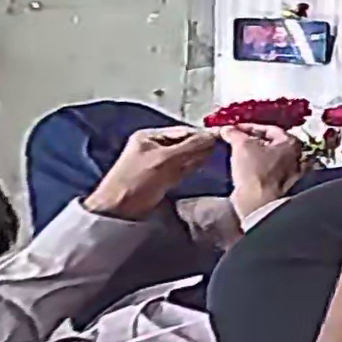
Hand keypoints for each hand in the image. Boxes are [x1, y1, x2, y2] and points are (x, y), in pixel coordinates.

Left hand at [84, 126, 218, 219]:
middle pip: (189, 142)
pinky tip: (200, 167)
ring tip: (204, 161)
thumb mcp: (167, 158)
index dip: (203, 136)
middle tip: (212, 153)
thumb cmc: (138, 180)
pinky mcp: (167, 172)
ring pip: (190, 154)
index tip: (221, 140)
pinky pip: (187, 164)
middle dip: (201, 147)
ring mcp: (161, 160)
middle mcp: (156, 145)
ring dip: (199, 157)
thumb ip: (194, 144)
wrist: (120, 210)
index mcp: (150, 136)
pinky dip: (194, 165)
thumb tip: (217, 134)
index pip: (186, 131)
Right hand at [221, 124, 303, 221]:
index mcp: (291, 143)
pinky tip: (243, 164)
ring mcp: (289, 168)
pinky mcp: (279, 180)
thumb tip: (228, 129)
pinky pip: (267, 166)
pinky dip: (255, 163)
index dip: (250, 127)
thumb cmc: (255, 172)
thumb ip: (236, 135)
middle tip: (234, 138)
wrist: (258, 200)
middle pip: (271, 141)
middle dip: (252, 139)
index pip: (270, 129)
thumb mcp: (243, 147)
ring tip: (236, 150)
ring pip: (269, 154)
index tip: (234, 128)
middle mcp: (295, 154)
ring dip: (253, 151)